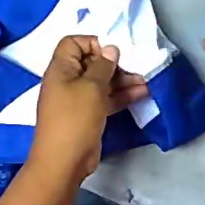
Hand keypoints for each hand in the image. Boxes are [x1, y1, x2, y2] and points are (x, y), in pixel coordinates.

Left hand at [29, 35, 148, 182]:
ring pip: (101, 83)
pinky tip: (141, 93)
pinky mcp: (87, 116)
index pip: (73, 43)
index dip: (93, 43)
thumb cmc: (75, 118)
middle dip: (114, 64)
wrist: (64, 161)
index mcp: (60, 69)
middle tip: (134, 68)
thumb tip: (110, 49)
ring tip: (144, 81)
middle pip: (90, 63)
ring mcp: (77, 100)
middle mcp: (67, 81)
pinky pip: (104, 99)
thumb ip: (103, 66)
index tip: (112, 53)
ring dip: (122, 80)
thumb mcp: (91, 87)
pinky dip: (121, 96)